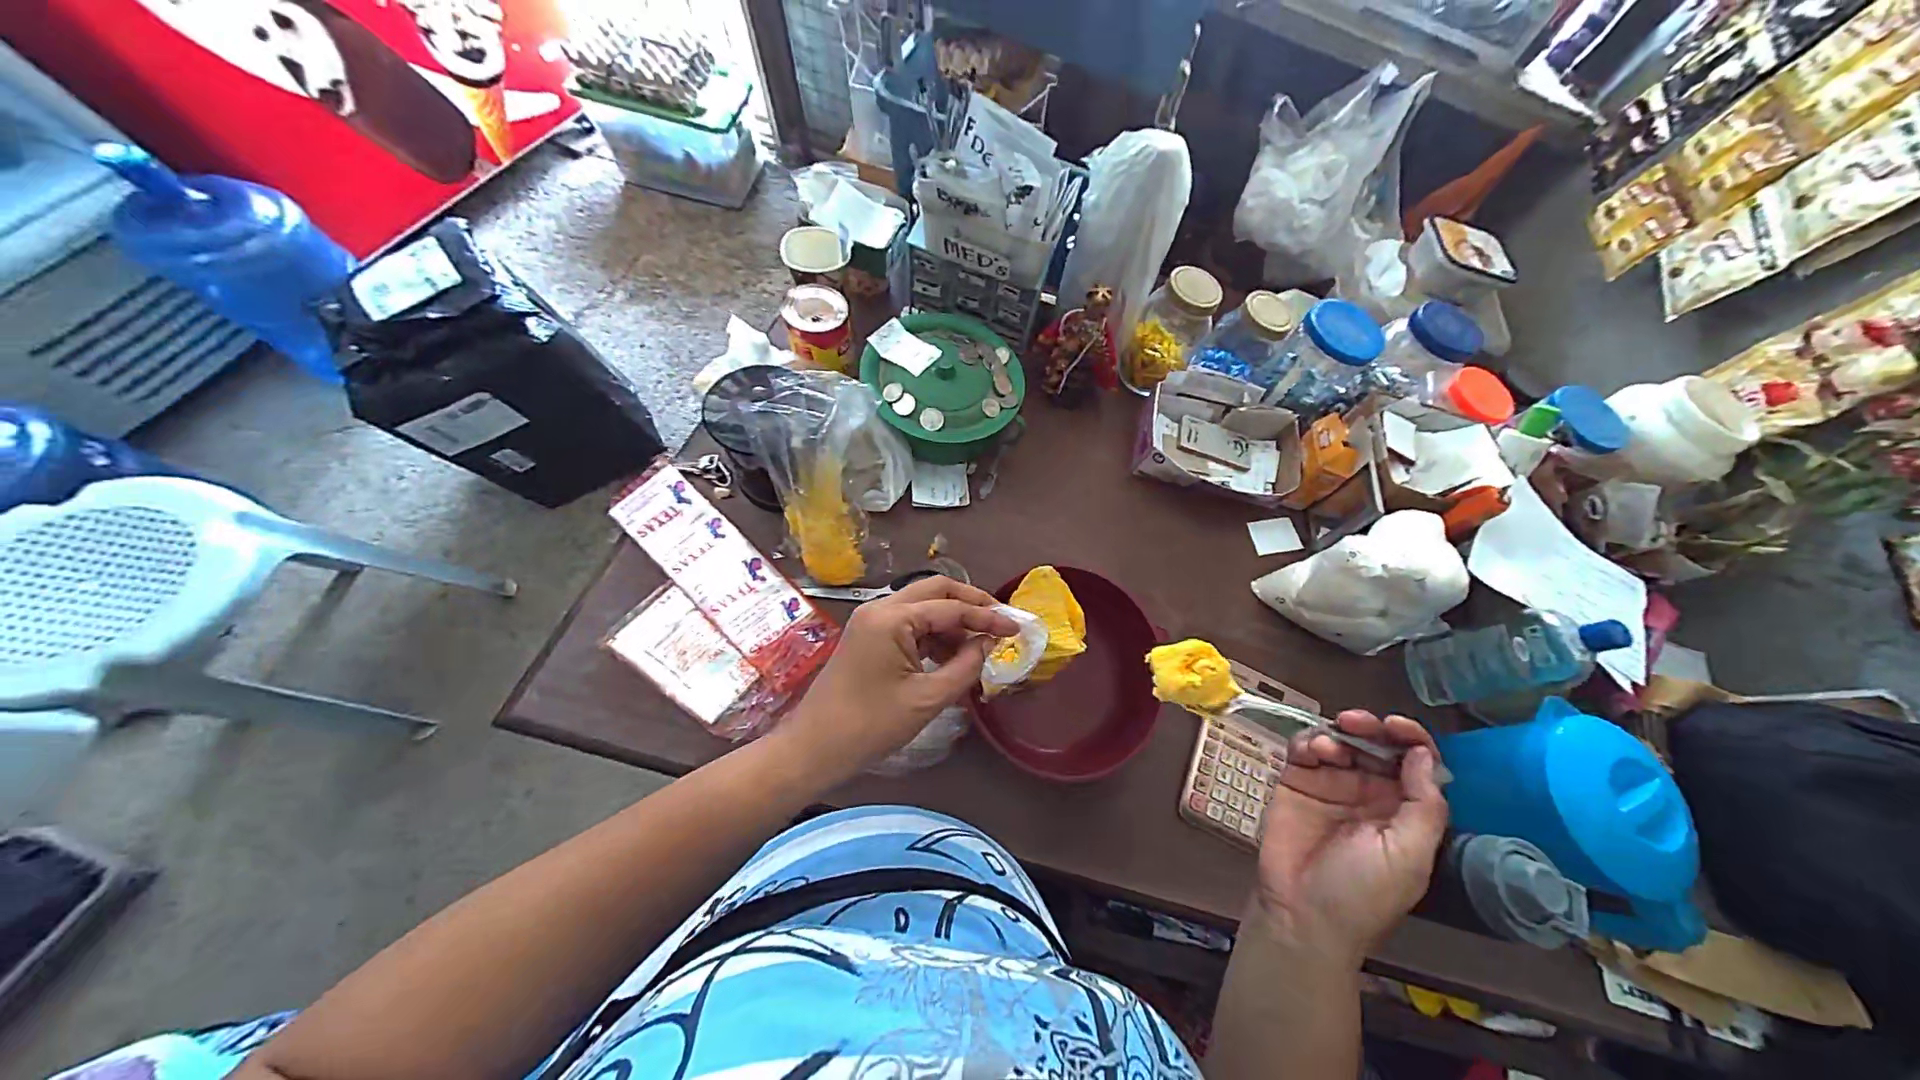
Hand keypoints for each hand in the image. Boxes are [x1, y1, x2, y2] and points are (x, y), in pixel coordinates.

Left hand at [777, 575, 1016, 779]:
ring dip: (952, 621)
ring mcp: (870, 622)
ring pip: (921, 607)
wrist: (814, 748)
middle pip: (935, 591)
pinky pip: (908, 625)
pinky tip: (952, 657)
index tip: (1016, 629)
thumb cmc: (871, 725)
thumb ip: (965, 666)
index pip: (950, 606)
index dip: (987, 617)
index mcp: (891, 618)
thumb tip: (989, 644)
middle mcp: (879, 609)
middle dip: (970, 604)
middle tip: (1000, 623)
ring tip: (980, 647)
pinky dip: (933, 635)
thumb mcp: (927, 698)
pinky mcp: (868, 638)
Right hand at [1252, 710, 1447, 963]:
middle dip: (1369, 727)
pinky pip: (1304, 749)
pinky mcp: (1296, 782)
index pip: (1414, 762)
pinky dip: (1307, 741)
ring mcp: (1331, 785)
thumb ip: (1423, 805)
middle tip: (1354, 721)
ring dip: (1337, 733)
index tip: (1394, 725)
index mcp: (1404, 809)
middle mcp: (1369, 792)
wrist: (1301, 914)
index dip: (1409, 738)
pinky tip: (1310, 752)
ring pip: (1340, 740)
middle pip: (1375, 744)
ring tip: (1328, 748)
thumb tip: (1424, 755)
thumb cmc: (1362, 891)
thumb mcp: (1408, 855)